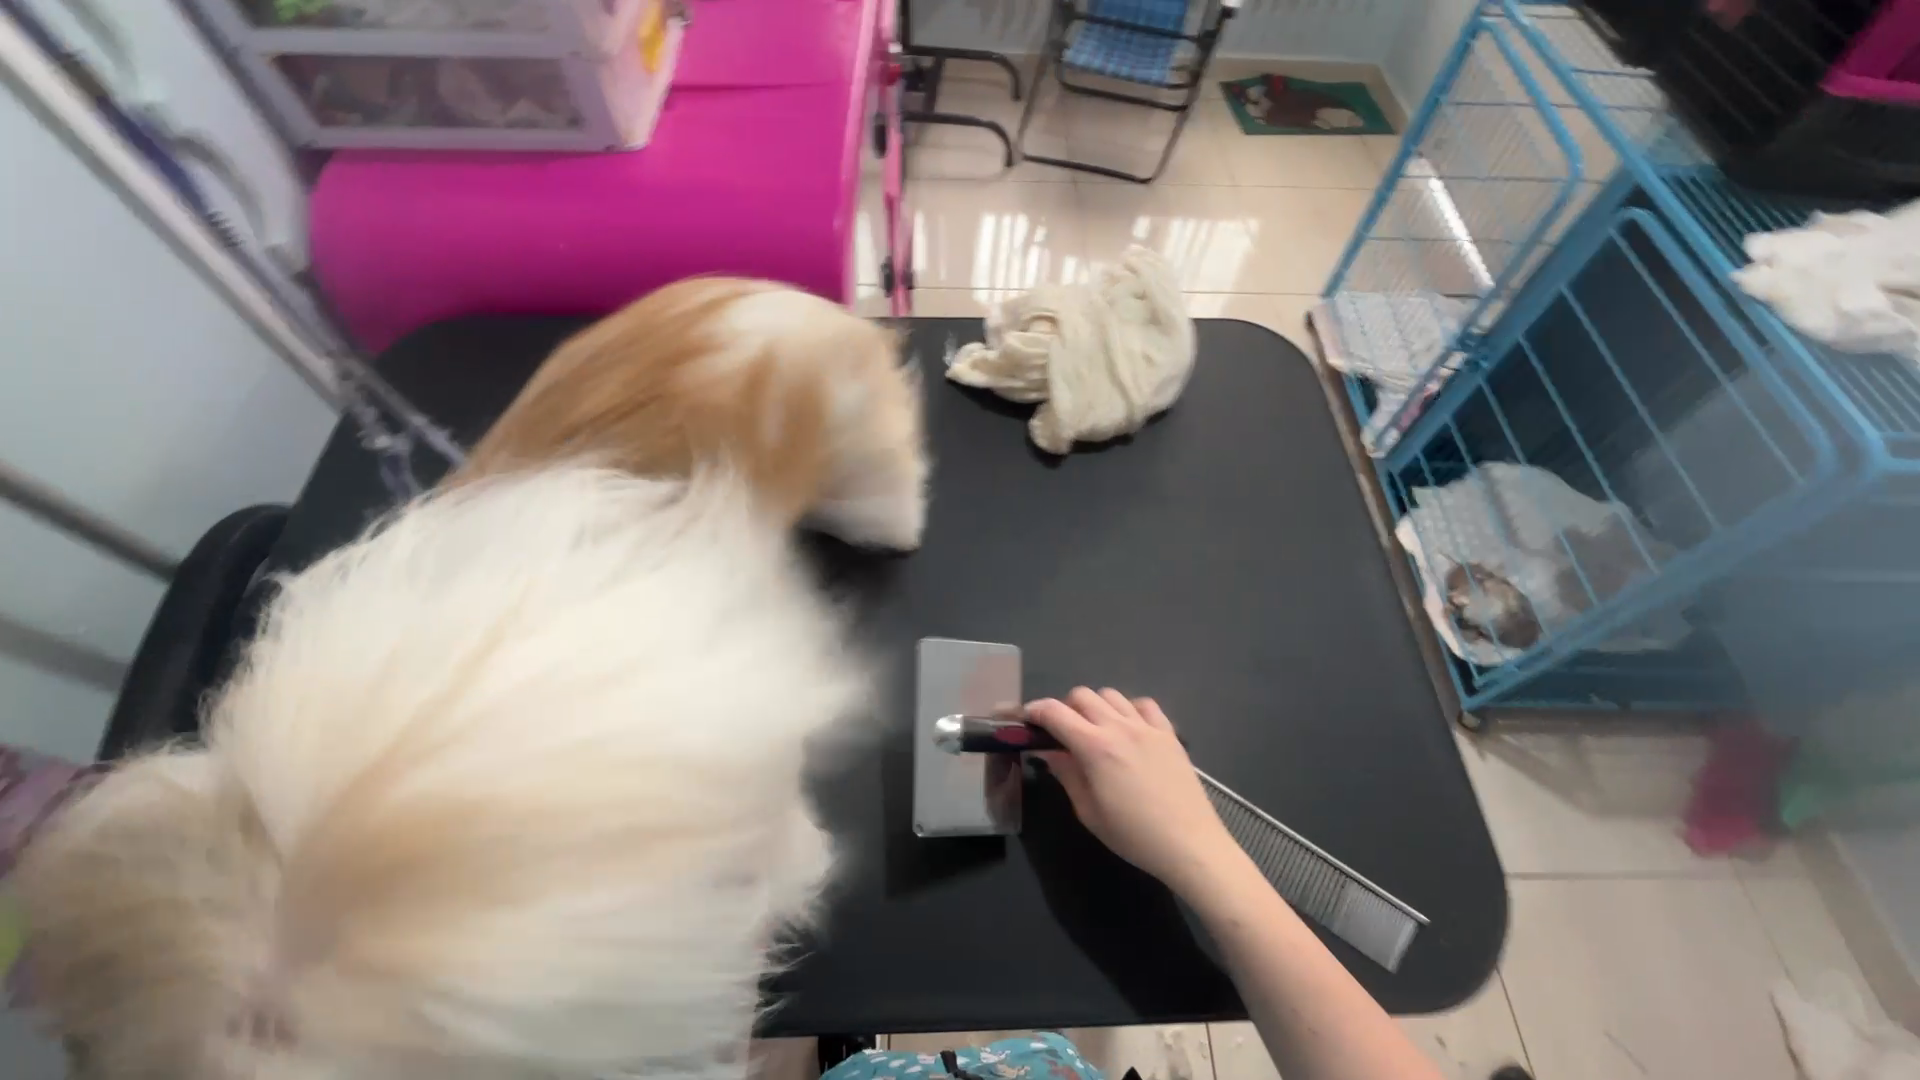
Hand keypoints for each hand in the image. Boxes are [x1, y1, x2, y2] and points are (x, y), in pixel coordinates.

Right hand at [1025, 688, 1243, 894]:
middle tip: (1061, 732)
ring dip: (1096, 706)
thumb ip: (1066, 775)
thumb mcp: (1088, 812)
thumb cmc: (1133, 835)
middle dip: (1064, 708)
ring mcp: (1147, 727)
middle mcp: (1120, 727)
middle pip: (1082, 695)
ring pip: (1112, 695)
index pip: (1055, 712)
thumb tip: (1048, 752)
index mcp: (1095, 747)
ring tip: (1095, 730)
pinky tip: (1128, 729)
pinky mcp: (1169, 733)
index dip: (1035, 710)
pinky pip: (1144, 704)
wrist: (1189, 845)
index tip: (1026, 720)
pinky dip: (1129, 709)